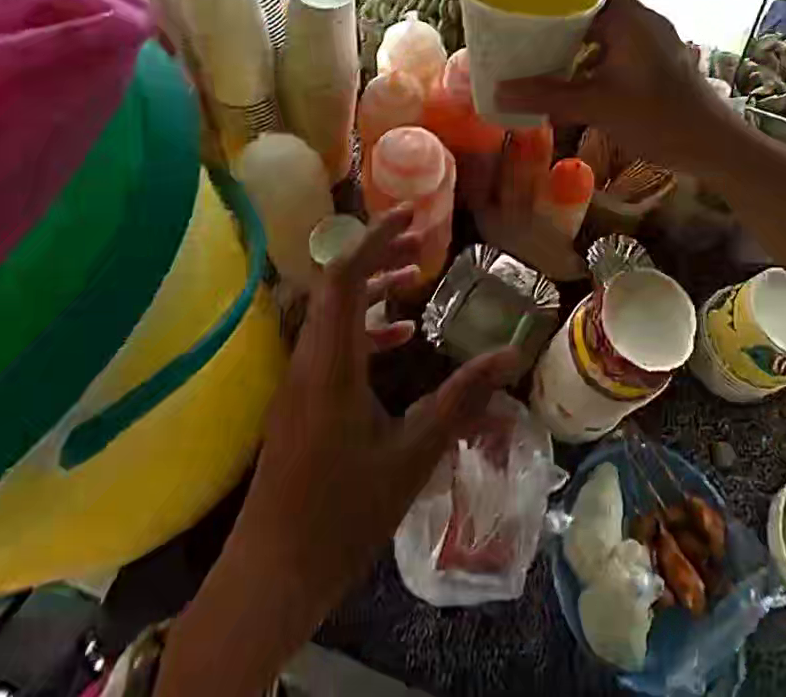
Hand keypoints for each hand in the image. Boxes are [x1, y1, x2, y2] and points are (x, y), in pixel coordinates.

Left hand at [163, 208, 519, 696]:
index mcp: (331, 364)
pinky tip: (398, 340)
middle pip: (335, 287)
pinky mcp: (301, 400)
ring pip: (332, 316)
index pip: (343, 277)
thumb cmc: (344, 514)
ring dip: (370, 292)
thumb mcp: (413, 455)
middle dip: (377, 256)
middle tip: (422, 241)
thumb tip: (509, 355)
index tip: (411, 216)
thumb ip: (459, 399)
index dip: (374, 239)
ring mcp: (300, 380)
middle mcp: (308, 360)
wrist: (276, 569)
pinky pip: (332, 346)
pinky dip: (364, 331)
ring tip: (415, 279)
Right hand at [496, 0, 726, 156]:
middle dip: (560, 10)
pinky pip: (616, 48)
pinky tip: (571, 76)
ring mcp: (653, 44)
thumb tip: (498, 91)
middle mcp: (643, 23)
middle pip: (597, 3)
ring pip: (607, 28)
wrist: (714, 146)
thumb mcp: (597, 106)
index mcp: (631, 20)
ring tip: (539, 46)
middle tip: (523, 19)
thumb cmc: (658, 118)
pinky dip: (591, 56)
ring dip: (576, 36)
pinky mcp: (656, 65)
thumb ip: (547, 96)